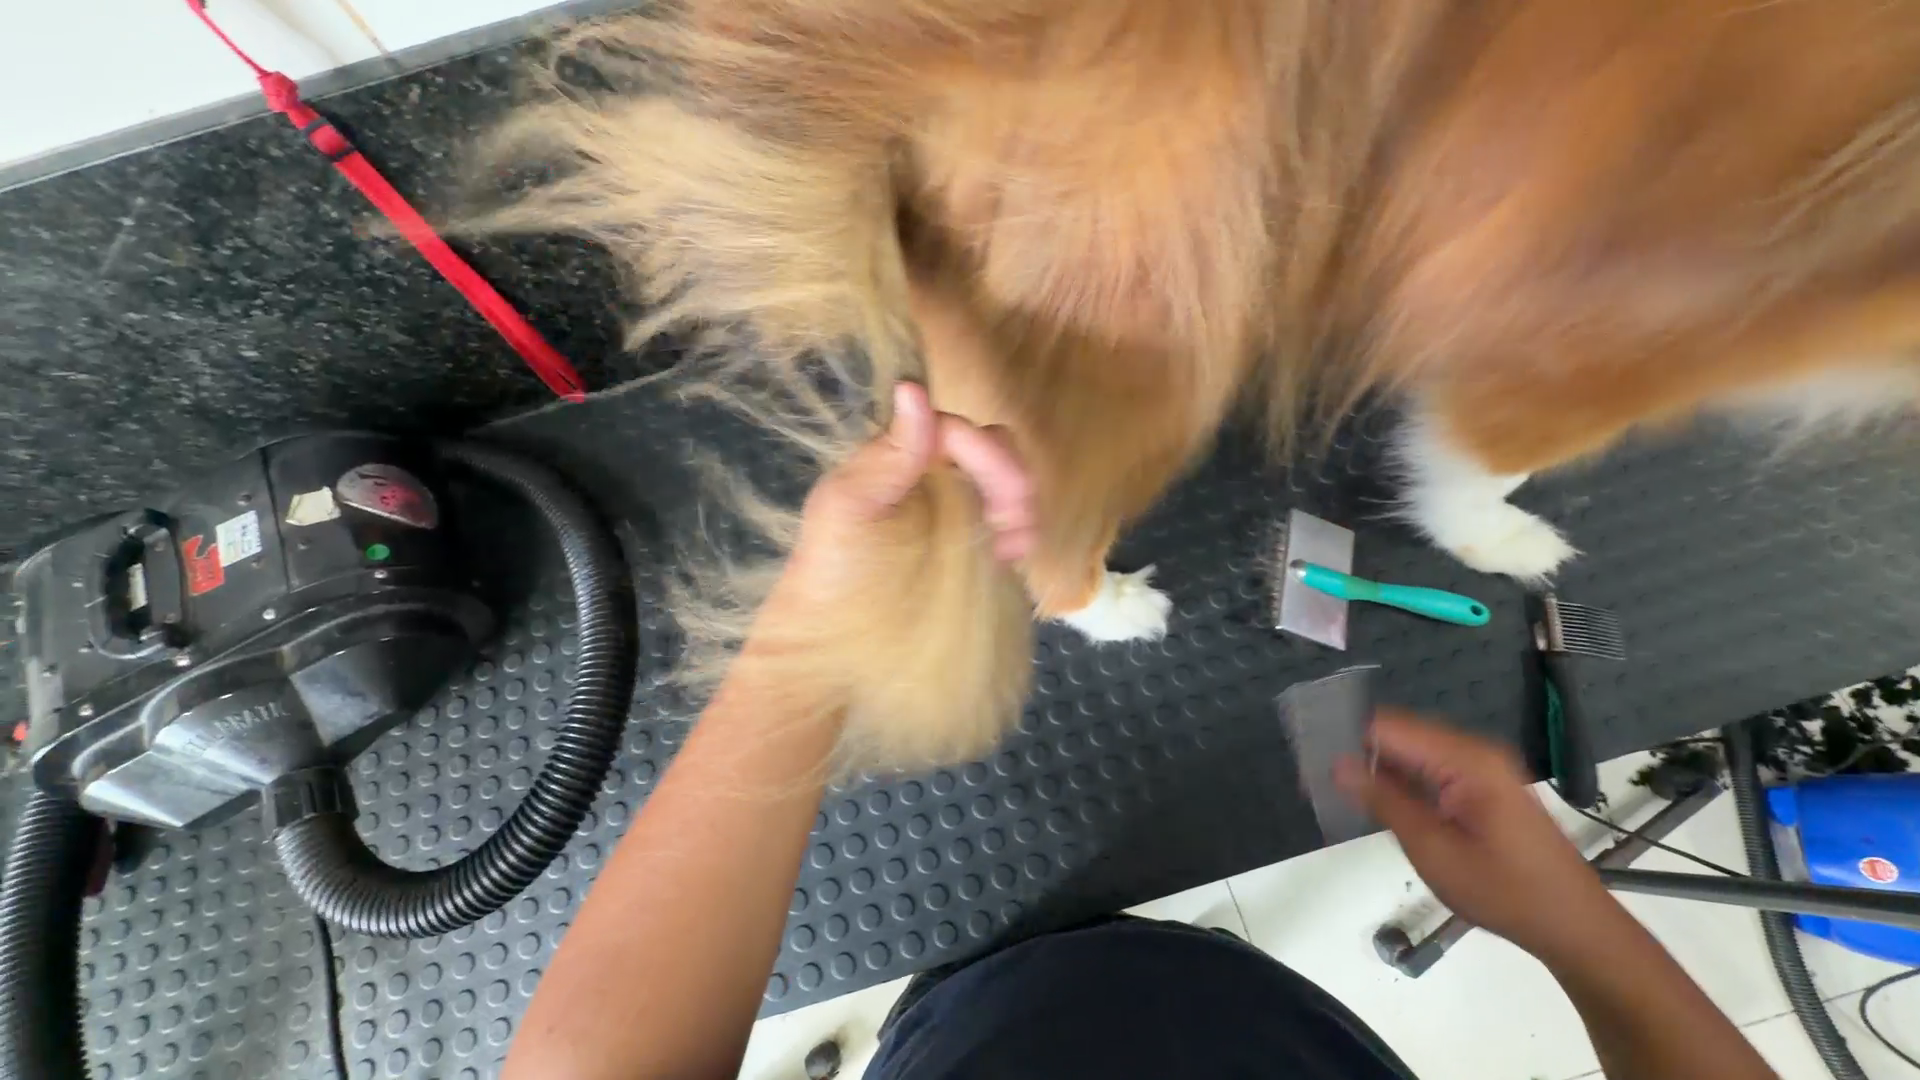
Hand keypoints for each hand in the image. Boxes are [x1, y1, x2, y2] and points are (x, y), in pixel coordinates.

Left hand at [762, 382, 1033, 620]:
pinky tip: (1012, 557)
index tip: (1002, 487)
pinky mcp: (971, 552)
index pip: (954, 431)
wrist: (836, 645)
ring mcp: (954, 515)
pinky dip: (1021, 534)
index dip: (984, 449)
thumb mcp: (848, 508)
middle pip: (990, 452)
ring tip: (1014, 542)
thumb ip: (885, 454)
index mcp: (899, 459)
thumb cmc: (833, 574)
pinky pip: (1009, 528)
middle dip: (1010, 475)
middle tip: (1014, 514)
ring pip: (1006, 488)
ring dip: (1021, 506)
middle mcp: (930, 478)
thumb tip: (913, 387)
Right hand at [1337, 711, 1617, 962]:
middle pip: (1397, 735)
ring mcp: (1480, 769)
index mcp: (1465, 758)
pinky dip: (1400, 784)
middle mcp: (1473, 752)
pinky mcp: (1482, 788)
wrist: (1574, 928)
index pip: (1387, 725)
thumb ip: (1382, 800)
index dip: (1345, 736)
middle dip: (1356, 753)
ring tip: (1336, 793)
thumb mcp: (1432, 848)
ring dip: (1375, 770)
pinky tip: (1376, 804)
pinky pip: (1428, 770)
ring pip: (1409, 754)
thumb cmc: (1503, 890)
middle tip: (1315, 781)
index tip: (1308, 756)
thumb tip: (1337, 763)